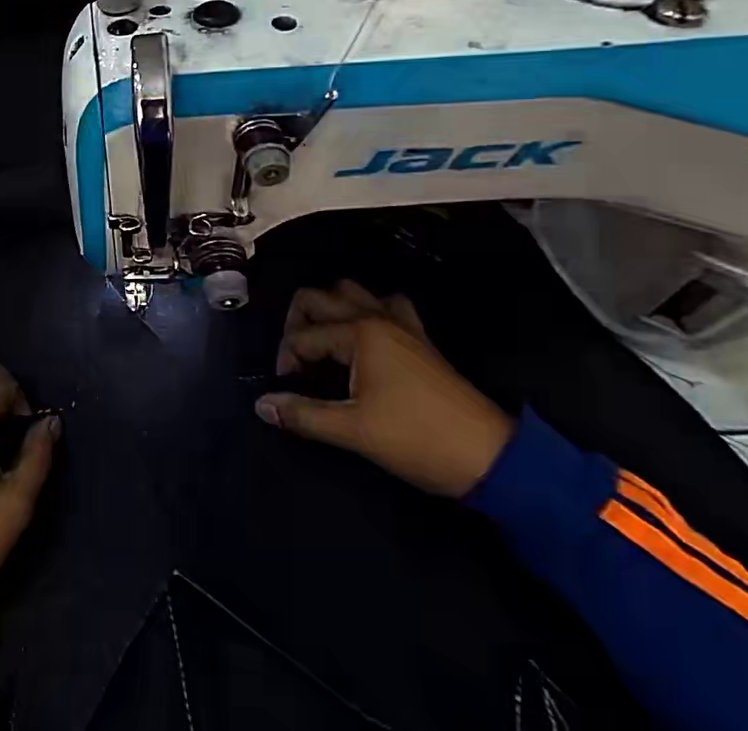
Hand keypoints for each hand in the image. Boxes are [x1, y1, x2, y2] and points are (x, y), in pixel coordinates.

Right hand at [254, 281, 514, 497]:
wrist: (485, 454)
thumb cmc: (415, 438)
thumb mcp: (353, 430)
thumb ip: (303, 414)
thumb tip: (262, 404)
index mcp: (361, 333)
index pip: (304, 335)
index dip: (287, 359)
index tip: (287, 388)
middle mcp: (379, 318)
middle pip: (323, 296)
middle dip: (298, 320)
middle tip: (295, 358)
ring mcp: (403, 324)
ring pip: (355, 293)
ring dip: (331, 309)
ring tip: (321, 343)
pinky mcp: (419, 339)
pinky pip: (387, 306)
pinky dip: (367, 312)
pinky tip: (362, 339)